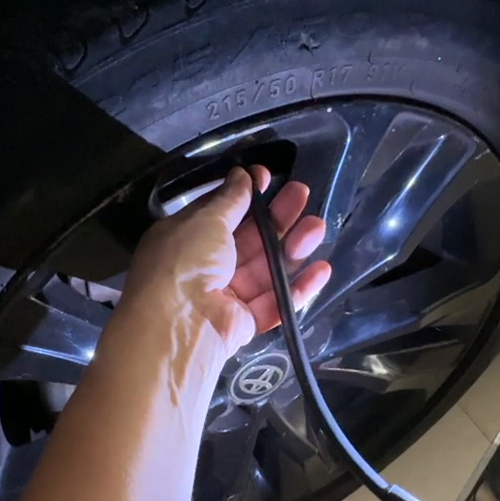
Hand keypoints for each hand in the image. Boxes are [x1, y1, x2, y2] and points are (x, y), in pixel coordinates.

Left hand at [124, 165, 331, 353]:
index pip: (221, 213)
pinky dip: (298, 289)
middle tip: (303, 194)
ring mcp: (226, 296)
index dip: (245, 195)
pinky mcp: (244, 323)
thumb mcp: (205, 221)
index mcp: (187, 239)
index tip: (267, 177)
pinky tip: (321, 270)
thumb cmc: (185, 261)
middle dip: (277, 217)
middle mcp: (205, 266)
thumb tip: (242, 175)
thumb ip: (230, 200)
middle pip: (249, 240)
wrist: (178, 325)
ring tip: (317, 227)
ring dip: (293, 248)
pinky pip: (274, 303)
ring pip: (265, 269)